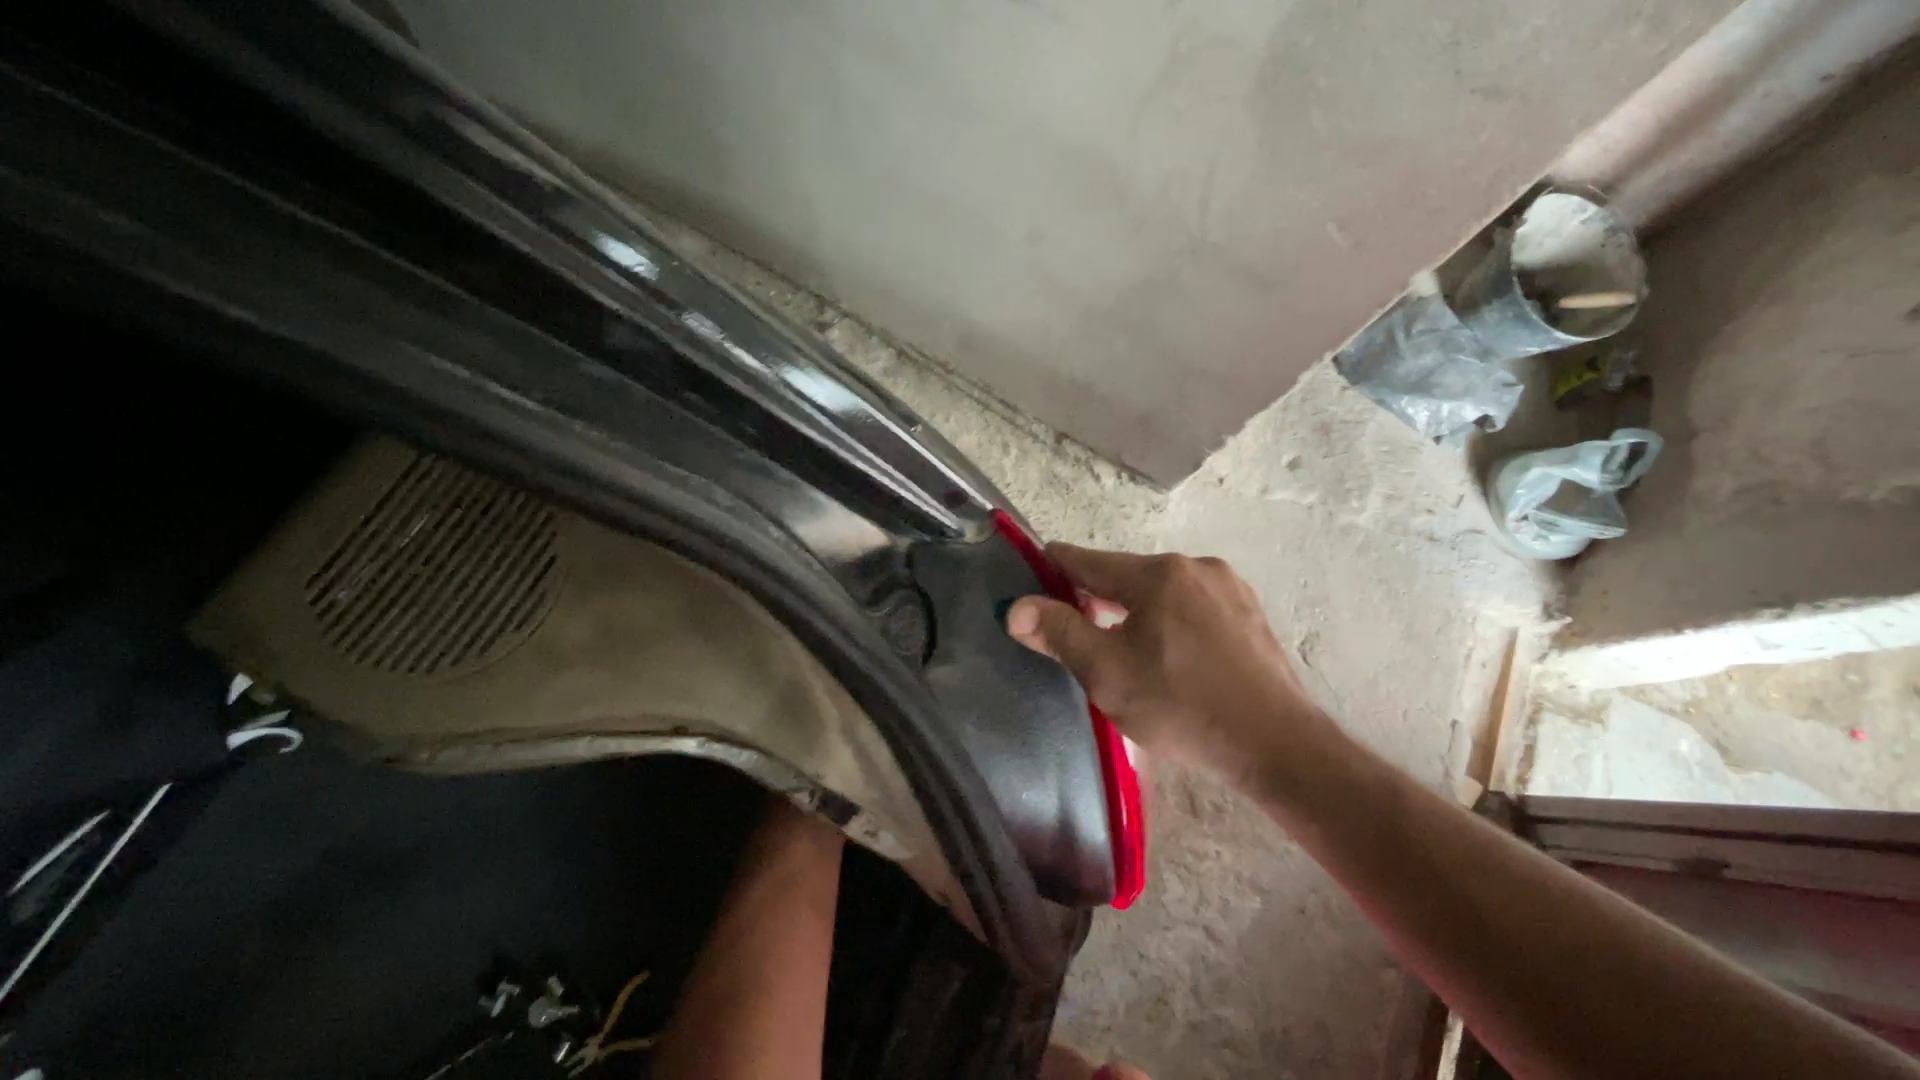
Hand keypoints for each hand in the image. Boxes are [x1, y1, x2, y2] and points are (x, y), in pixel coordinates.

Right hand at [1004, 544, 1333, 789]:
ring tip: (1126, 656)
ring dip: (1137, 615)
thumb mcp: (1106, 673)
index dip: (1052, 569)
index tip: (1030, 580)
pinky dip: (1172, 625)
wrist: (1277, 744)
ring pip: (1163, 594)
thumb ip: (1059, 633)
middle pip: (1126, 577)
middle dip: (1098, 601)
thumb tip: (1017, 607)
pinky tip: (1172, 661)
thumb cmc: (1182, 706)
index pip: (1086, 560)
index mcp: (1157, 574)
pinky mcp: (1250, 615)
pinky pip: (1194, 610)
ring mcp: (1230, 589)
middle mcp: (1195, 567)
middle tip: (1078, 639)